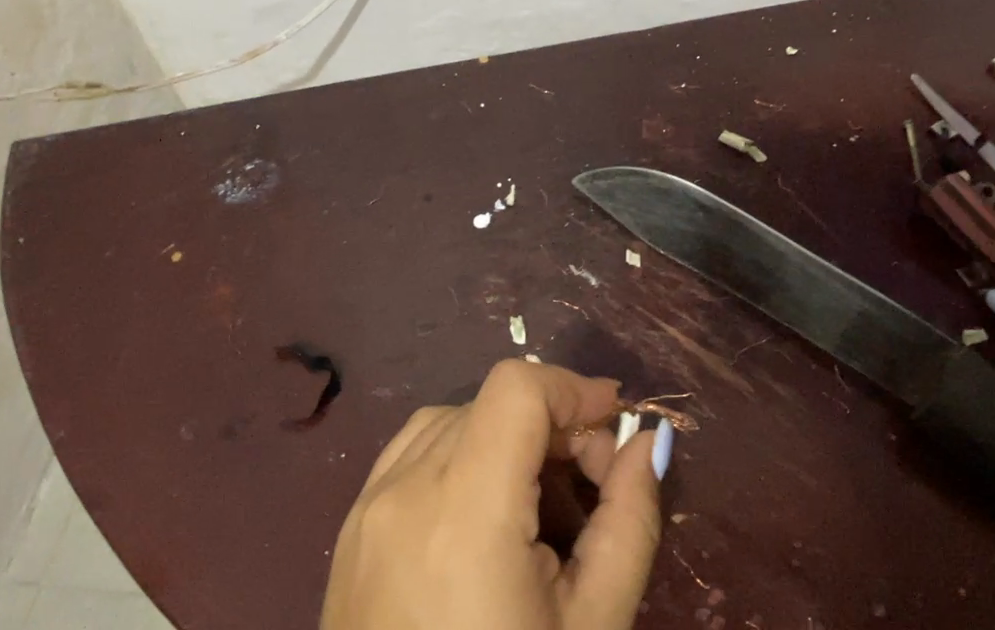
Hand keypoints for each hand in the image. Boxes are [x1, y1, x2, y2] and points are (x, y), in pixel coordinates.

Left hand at [322, 360, 672, 629]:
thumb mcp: (592, 624)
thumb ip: (629, 522)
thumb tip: (645, 444)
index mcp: (462, 511)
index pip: (516, 389)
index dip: (573, 390)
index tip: (615, 427)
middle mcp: (402, 490)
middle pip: (487, 404)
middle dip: (551, 424)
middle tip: (593, 485)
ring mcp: (366, 509)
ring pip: (448, 422)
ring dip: (505, 439)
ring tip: (541, 503)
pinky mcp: (349, 531)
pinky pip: (411, 456)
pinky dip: (459, 458)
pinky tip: (485, 517)